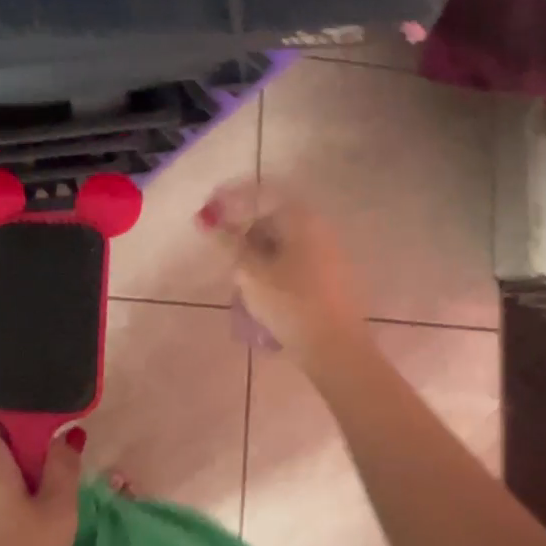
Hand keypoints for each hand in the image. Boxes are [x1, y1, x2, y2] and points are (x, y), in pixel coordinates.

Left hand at [0, 414, 82, 545]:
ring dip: (13, 478)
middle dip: (20, 449)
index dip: (10, 414)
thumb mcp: (57, 514)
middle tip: (55, 468)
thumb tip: (65, 434)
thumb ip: (63, 467)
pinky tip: (25, 528)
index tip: (42, 427)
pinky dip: (2, 502)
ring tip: (45, 501)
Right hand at [199, 181, 369, 360]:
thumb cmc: (290, 303)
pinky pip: (296, 263)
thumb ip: (229, 244)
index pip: (261, 197)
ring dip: (259, 254)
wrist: (336, 348)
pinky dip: (275, 269)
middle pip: (274, 220)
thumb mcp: (250, 273)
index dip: (231, 202)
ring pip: (284, 244)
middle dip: (245, 232)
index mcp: (302, 219)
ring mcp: (330, 255)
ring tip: (239, 278)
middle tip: (224, 251)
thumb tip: (210, 222)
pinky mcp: (332, 279)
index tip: (208, 216)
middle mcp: (320, 229)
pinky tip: (262, 292)